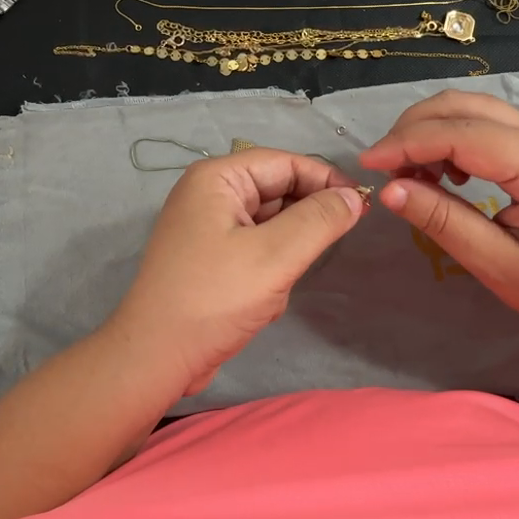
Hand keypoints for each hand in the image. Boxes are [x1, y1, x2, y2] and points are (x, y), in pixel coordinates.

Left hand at [104, 149, 364, 396]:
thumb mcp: (275, 256)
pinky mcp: (210, 256)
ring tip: (285, 278)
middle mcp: (209, 193)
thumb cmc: (214, 298)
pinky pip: (255, 246)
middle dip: (305, 218)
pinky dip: (271, 266)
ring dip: (287, 248)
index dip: (325, 179)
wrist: (156, 356)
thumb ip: (319, 220)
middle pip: (276, 188)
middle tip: (333, 245)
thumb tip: (354, 197)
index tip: (363, 206)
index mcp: (217, 178)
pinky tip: (267, 295)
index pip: (284, 162)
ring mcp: (207, 225)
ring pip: (269, 221)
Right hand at [359, 91, 518, 347]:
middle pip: (462, 106)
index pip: (460, 134)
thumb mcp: (499, 264)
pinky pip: (485, 124)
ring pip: (471, 108)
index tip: (366, 165)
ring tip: (408, 173)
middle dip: (413, 129)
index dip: (407, 143)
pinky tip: (443, 174)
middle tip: (384, 168)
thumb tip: (388, 190)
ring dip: (430, 130)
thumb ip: (443, 221)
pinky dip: (451, 136)